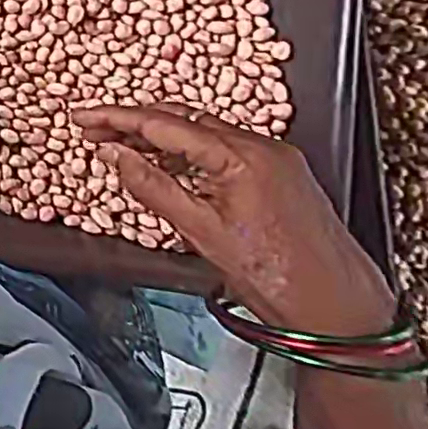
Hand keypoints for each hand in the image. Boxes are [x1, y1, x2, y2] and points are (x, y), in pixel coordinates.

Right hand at [72, 104, 395, 336]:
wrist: (343, 312)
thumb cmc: (278, 276)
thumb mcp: (198, 230)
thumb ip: (150, 185)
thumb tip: (114, 154)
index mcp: (241, 157)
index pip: (161, 124)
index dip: (114, 118)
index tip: (83, 117)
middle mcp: (262, 146)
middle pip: (180, 116)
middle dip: (131, 121)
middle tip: (93, 130)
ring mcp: (275, 156)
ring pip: (199, 127)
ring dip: (156, 133)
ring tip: (119, 145)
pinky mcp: (280, 170)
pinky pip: (220, 144)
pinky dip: (183, 147)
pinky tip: (162, 161)